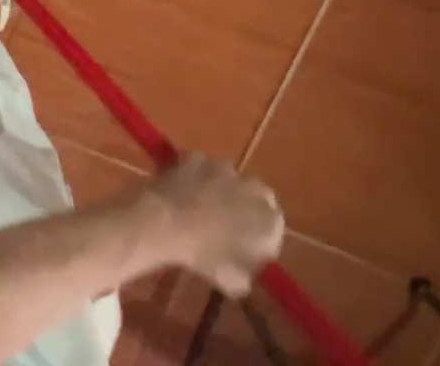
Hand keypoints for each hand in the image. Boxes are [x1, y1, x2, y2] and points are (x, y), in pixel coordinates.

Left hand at [127, 152, 282, 295]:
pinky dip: (196, 171)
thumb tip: (242, 278)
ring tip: (205, 201)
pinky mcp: (196, 157)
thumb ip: (243, 278)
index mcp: (268, 219)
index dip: (263, 235)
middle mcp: (252, 189)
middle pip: (259, 195)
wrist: (164, 223)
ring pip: (230, 175)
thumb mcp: (231, 282)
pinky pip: (200, 163)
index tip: (249, 245)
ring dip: (224, 186)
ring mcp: (222, 168)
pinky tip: (186, 184)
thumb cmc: (202, 255)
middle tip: (230, 221)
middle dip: (249, 205)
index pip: (275, 226)